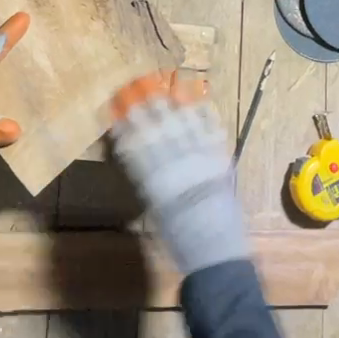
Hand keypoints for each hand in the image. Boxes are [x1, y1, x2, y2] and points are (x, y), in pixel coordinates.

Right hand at [108, 70, 251, 274]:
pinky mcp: (221, 160)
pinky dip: (207, 116)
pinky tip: (201, 103)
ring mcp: (200, 159)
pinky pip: (212, 131)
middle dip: (148, 105)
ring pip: (185, 122)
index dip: (126, 124)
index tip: (117, 107)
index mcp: (155, 178)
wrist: (217, 252)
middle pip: (159, 126)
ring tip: (169, 85)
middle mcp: (176, 163)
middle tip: (140, 86)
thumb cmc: (180, 238)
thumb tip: (135, 154)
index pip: (135, 143)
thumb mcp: (156, 209)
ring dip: (176, 102)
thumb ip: (147, 180)